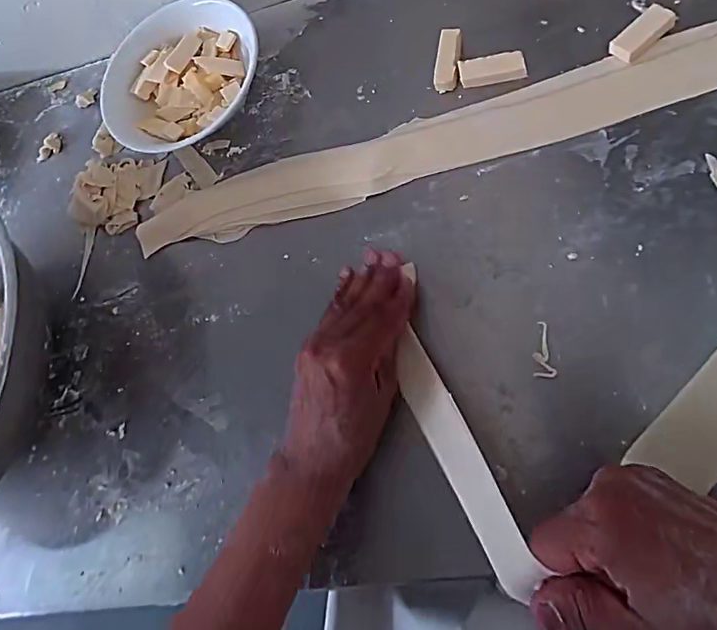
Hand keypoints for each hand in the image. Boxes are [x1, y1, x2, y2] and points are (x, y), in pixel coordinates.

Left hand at [279, 248, 415, 489]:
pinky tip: (349, 276)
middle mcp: (329, 346)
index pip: (382, 320)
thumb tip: (396, 320)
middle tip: (394, 256)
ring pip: (344, 304)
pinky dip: (341, 293)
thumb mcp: (383, 397)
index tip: (409, 277)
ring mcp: (314, 344)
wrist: (311, 459)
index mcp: (351, 360)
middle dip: (381, 279)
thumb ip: (388, 353)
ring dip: (362, 279)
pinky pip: (329, 313)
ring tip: (374, 257)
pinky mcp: (307, 346)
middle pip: (362, 306)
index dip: (399, 297)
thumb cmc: (354, 438)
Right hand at [530, 465, 716, 629]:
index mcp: (603, 517)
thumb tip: (549, 604)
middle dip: (589, 569)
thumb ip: (580, 615)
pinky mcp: (661, 483)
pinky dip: (638, 539)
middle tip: (631, 605)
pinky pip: (626, 511)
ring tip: (658, 589)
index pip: (539, 542)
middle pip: (571, 530)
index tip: (565, 600)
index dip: (552, 581)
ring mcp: (642, 481)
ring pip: (598, 522)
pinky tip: (668, 571)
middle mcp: (618, 486)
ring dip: (615, 556)